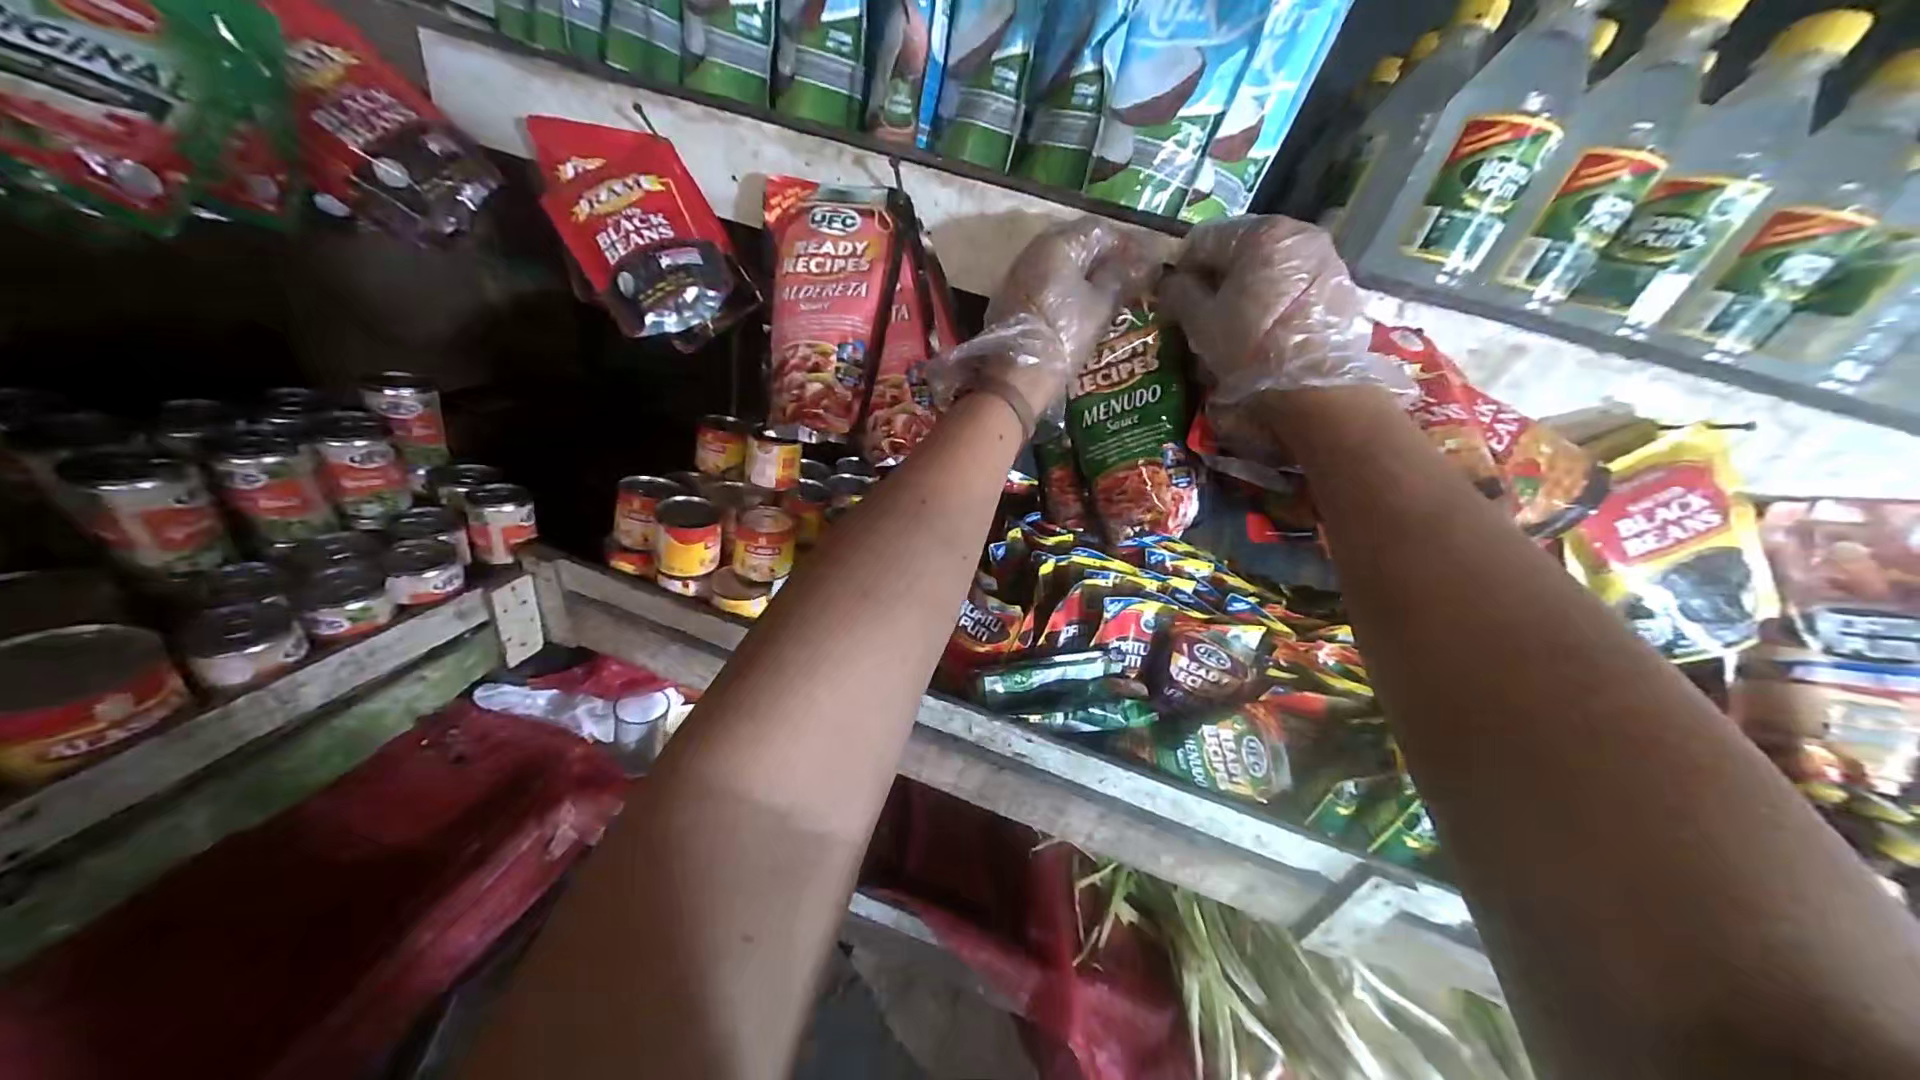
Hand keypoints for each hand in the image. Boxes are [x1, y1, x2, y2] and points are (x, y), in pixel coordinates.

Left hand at [937, 217, 1158, 429]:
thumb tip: (1144, 262)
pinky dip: (1066, 287)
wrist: (1014, 378)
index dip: (1127, 243)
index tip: (1146, 262)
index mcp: (1058, 244)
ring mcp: (1018, 275)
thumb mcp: (1101, 306)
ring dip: (1085, 273)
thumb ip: (1123, 277)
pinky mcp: (1010, 299)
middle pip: (1077, 244)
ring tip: (1110, 293)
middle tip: (1130, 277)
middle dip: (1105, 257)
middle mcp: (1033, 251)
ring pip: (1060, 264)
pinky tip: (1081, 306)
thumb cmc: (1063, 338)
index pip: (1099, 229)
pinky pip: (1045, 282)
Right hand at [1160, 216, 1405, 404]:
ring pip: (1266, 269)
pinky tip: (1263, 330)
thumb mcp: (1200, 322)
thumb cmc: (1250, 348)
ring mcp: (1323, 258)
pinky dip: (1271, 300)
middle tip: (1200, 314)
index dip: (1181, 269)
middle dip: (1215, 279)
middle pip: (1239, 251)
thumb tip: (1170, 282)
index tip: (1172, 298)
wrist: (1316, 388)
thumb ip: (1178, 294)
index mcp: (1259, 234)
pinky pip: (1290, 285)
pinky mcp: (1338, 286)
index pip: (1203, 239)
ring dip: (1243, 290)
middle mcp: (1297, 233)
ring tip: (1231, 325)